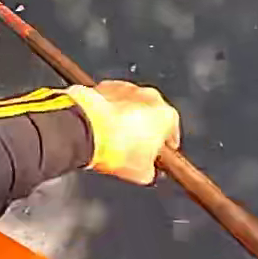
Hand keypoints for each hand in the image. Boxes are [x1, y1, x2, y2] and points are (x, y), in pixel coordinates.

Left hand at [65, 81, 180, 184]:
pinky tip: (100, 126)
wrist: (86, 128)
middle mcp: (149, 96)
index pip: (171, 133)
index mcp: (166, 115)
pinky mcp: (103, 85)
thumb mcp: (143, 173)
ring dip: (124, 117)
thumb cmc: (117, 147)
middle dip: (143, 129)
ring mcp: (125, 88)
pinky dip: (107, 109)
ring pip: (129, 104)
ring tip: (112, 136)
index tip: (156, 155)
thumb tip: (145, 169)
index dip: (163, 146)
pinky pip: (110, 99)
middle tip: (132, 146)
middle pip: (151, 115)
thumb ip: (150, 168)